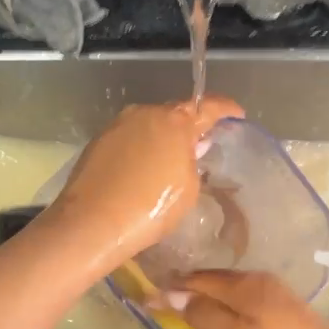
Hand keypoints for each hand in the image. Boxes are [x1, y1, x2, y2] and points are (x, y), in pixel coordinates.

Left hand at [41, 95, 244, 266]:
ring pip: (149, 126)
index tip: (237, 115)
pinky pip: (129, 139)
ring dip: (162, 138)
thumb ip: (194, 161)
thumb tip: (193, 146)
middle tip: (200, 148)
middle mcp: (144, 113)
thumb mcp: (187, 189)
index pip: (208, 105)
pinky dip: (140, 149)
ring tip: (168, 164)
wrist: (92, 223)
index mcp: (174, 121)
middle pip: (175, 114)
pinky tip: (141, 172)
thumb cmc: (150, 208)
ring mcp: (117, 125)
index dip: (226, 109)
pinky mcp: (98, 141)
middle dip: (190, 127)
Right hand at [167, 271, 328, 328]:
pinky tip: (216, 319)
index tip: (145, 301)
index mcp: (246, 286)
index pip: (196, 279)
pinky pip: (240, 298)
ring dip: (202, 297)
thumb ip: (206, 317)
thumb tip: (171, 295)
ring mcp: (274, 292)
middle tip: (158, 306)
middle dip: (184, 289)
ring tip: (180, 313)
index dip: (169, 289)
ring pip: (226, 288)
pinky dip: (221, 305)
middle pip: (212, 280)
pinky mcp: (283, 306)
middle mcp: (259, 280)